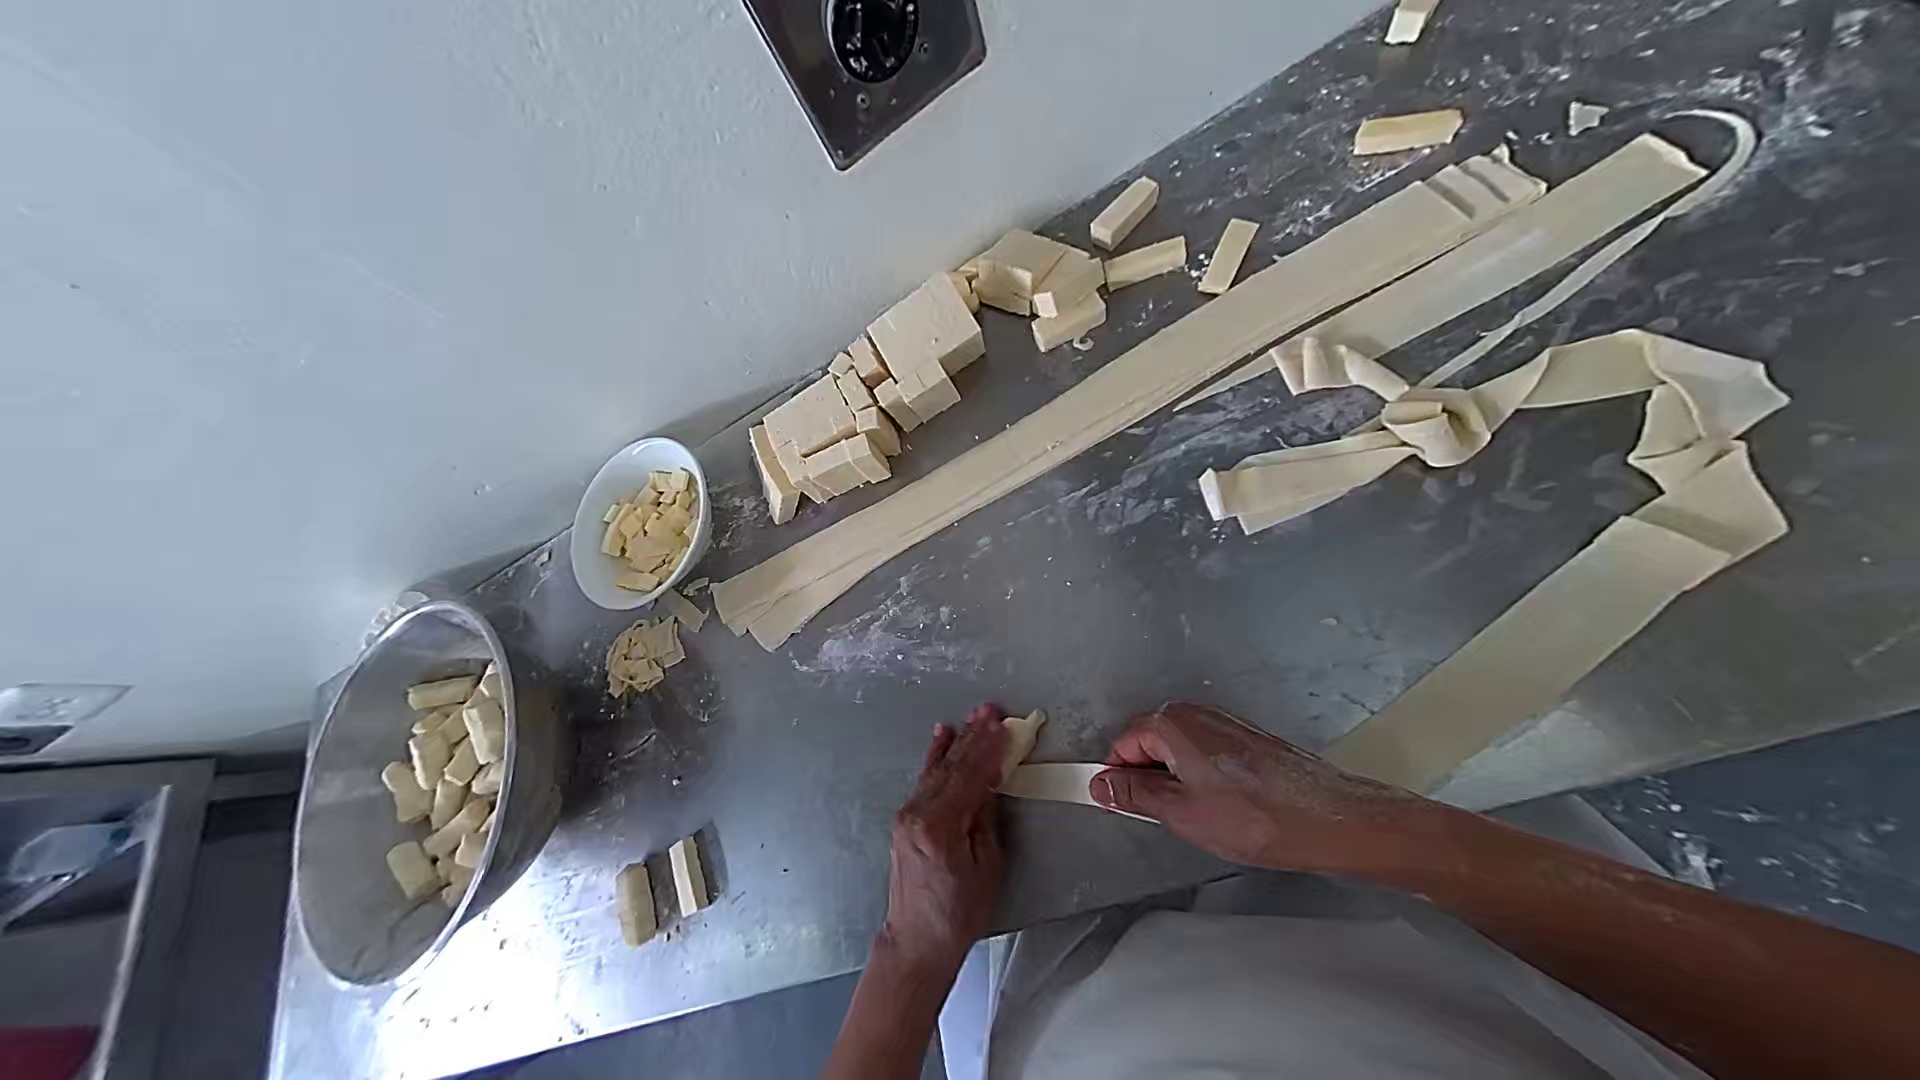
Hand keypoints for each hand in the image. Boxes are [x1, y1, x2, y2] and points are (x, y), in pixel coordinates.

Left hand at [878, 704, 1009, 972]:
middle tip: (992, 710)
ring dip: (960, 740)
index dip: (990, 750)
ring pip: (938, 768)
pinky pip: (925, 779)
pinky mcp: (905, 817)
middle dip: (976, 736)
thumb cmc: (958, 912)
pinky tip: (943, 734)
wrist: (916, 940)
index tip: (1005, 726)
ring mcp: (907, 812)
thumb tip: (990, 782)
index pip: (971, 777)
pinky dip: (935, 755)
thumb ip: (987, 818)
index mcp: (940, 826)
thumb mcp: (988, 866)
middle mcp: (918, 812)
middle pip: (953, 766)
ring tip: (975, 716)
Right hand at [1090, 702, 1435, 872]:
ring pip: (1175, 748)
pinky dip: (1198, 775)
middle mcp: (1195, 713)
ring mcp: (1222, 721)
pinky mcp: (1243, 736)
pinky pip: (1201, 750)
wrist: (1333, 821)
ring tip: (1199, 815)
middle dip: (1146, 777)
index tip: (1117, 803)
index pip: (1121, 744)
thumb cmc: (1261, 818)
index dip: (1116, 777)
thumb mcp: (1181, 814)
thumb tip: (1101, 785)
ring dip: (1174, 778)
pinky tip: (1221, 806)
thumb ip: (1132, 795)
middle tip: (1162, 815)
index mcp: (1172, 724)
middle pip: (1147, 742)